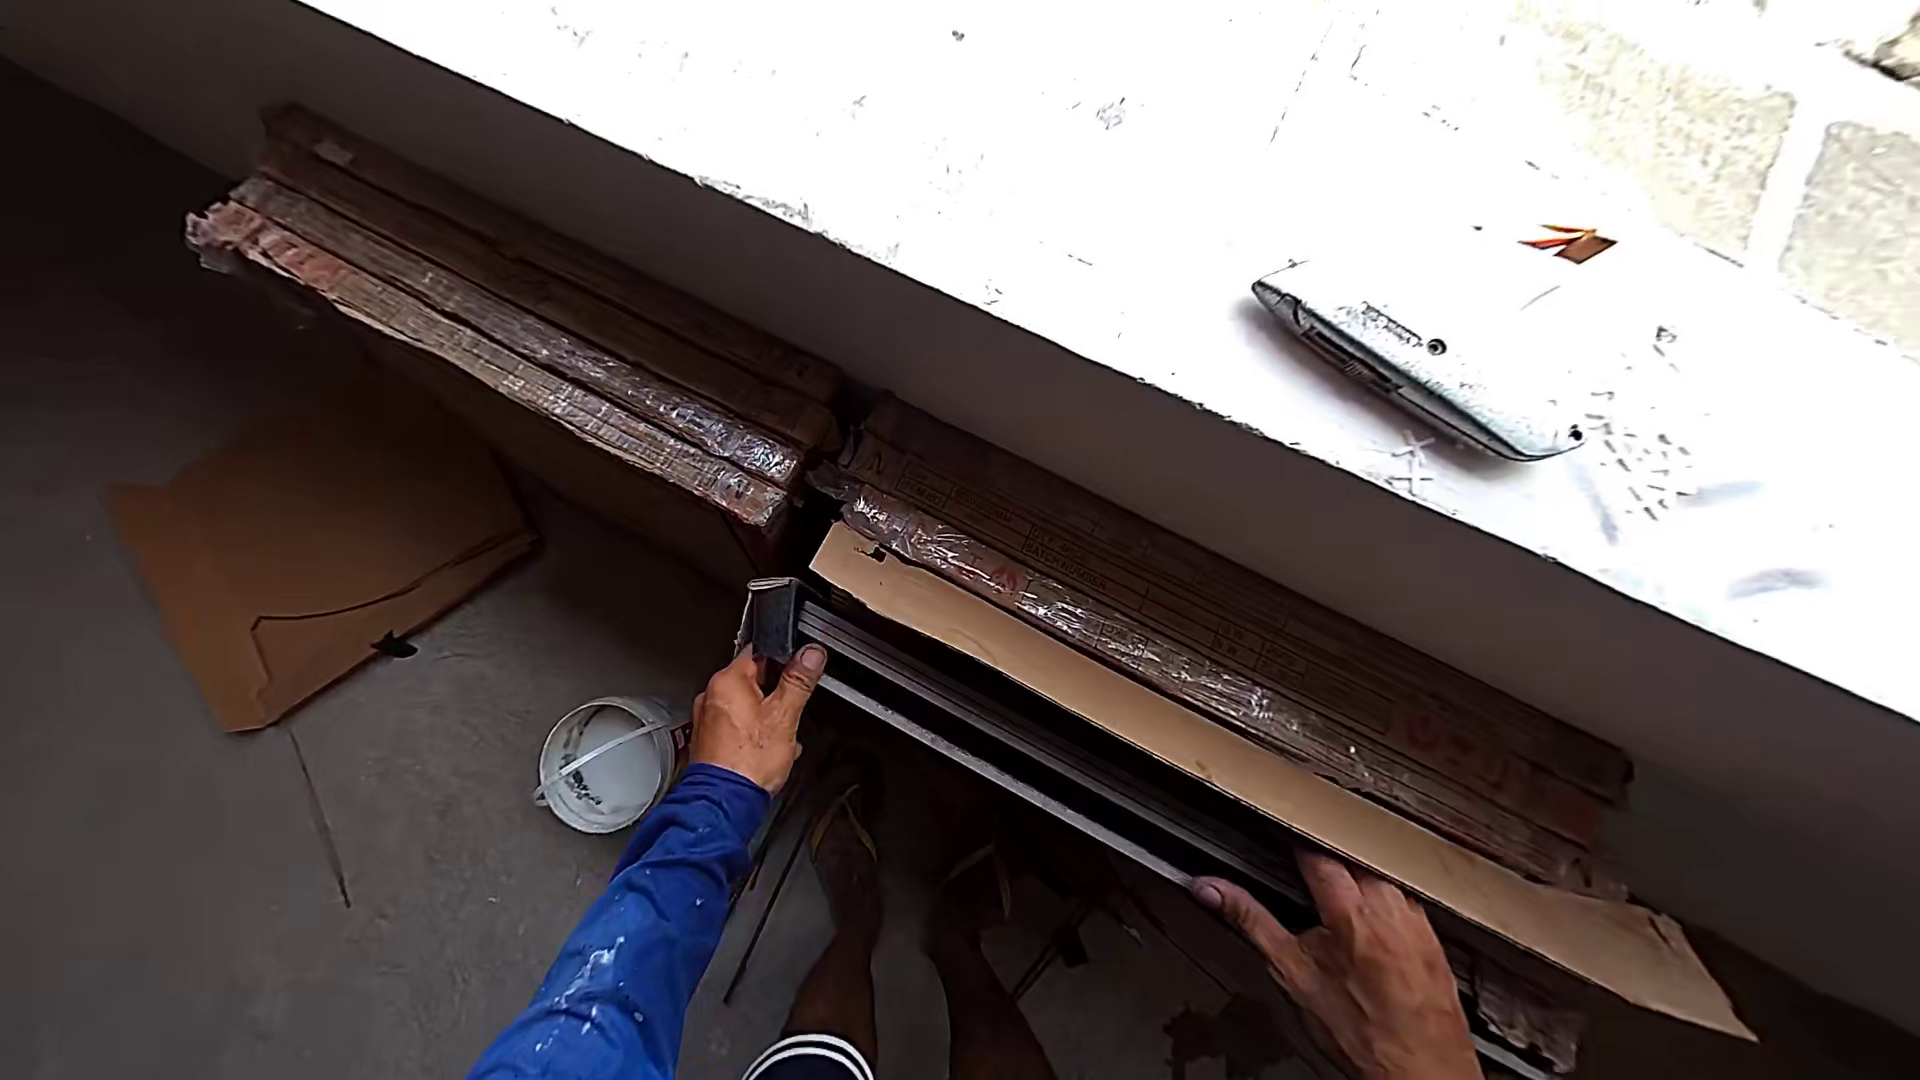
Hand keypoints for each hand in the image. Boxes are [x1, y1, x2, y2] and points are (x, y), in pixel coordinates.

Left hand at [689, 645, 826, 792]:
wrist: (725, 805)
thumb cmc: (748, 763)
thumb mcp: (785, 716)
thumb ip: (799, 680)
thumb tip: (812, 653)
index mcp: (727, 682)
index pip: (759, 651)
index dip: (783, 659)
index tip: (797, 670)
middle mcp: (711, 696)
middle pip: (754, 678)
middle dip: (777, 691)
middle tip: (790, 708)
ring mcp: (707, 718)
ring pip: (747, 703)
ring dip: (767, 713)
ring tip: (779, 733)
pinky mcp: (708, 739)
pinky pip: (737, 724)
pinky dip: (754, 730)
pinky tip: (767, 747)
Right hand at [1193, 851, 1479, 1079]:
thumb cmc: (1361, 1036)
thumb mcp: (1291, 973)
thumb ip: (1249, 920)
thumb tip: (1210, 889)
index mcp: (1351, 913)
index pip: (1318, 853)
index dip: (1294, 843)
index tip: (1279, 840)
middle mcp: (1390, 911)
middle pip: (1353, 854)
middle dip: (1326, 853)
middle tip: (1303, 863)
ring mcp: (1418, 926)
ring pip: (1382, 871)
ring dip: (1356, 870)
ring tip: (1334, 883)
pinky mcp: (1435, 943)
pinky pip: (1408, 897)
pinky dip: (1383, 893)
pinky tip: (1370, 911)